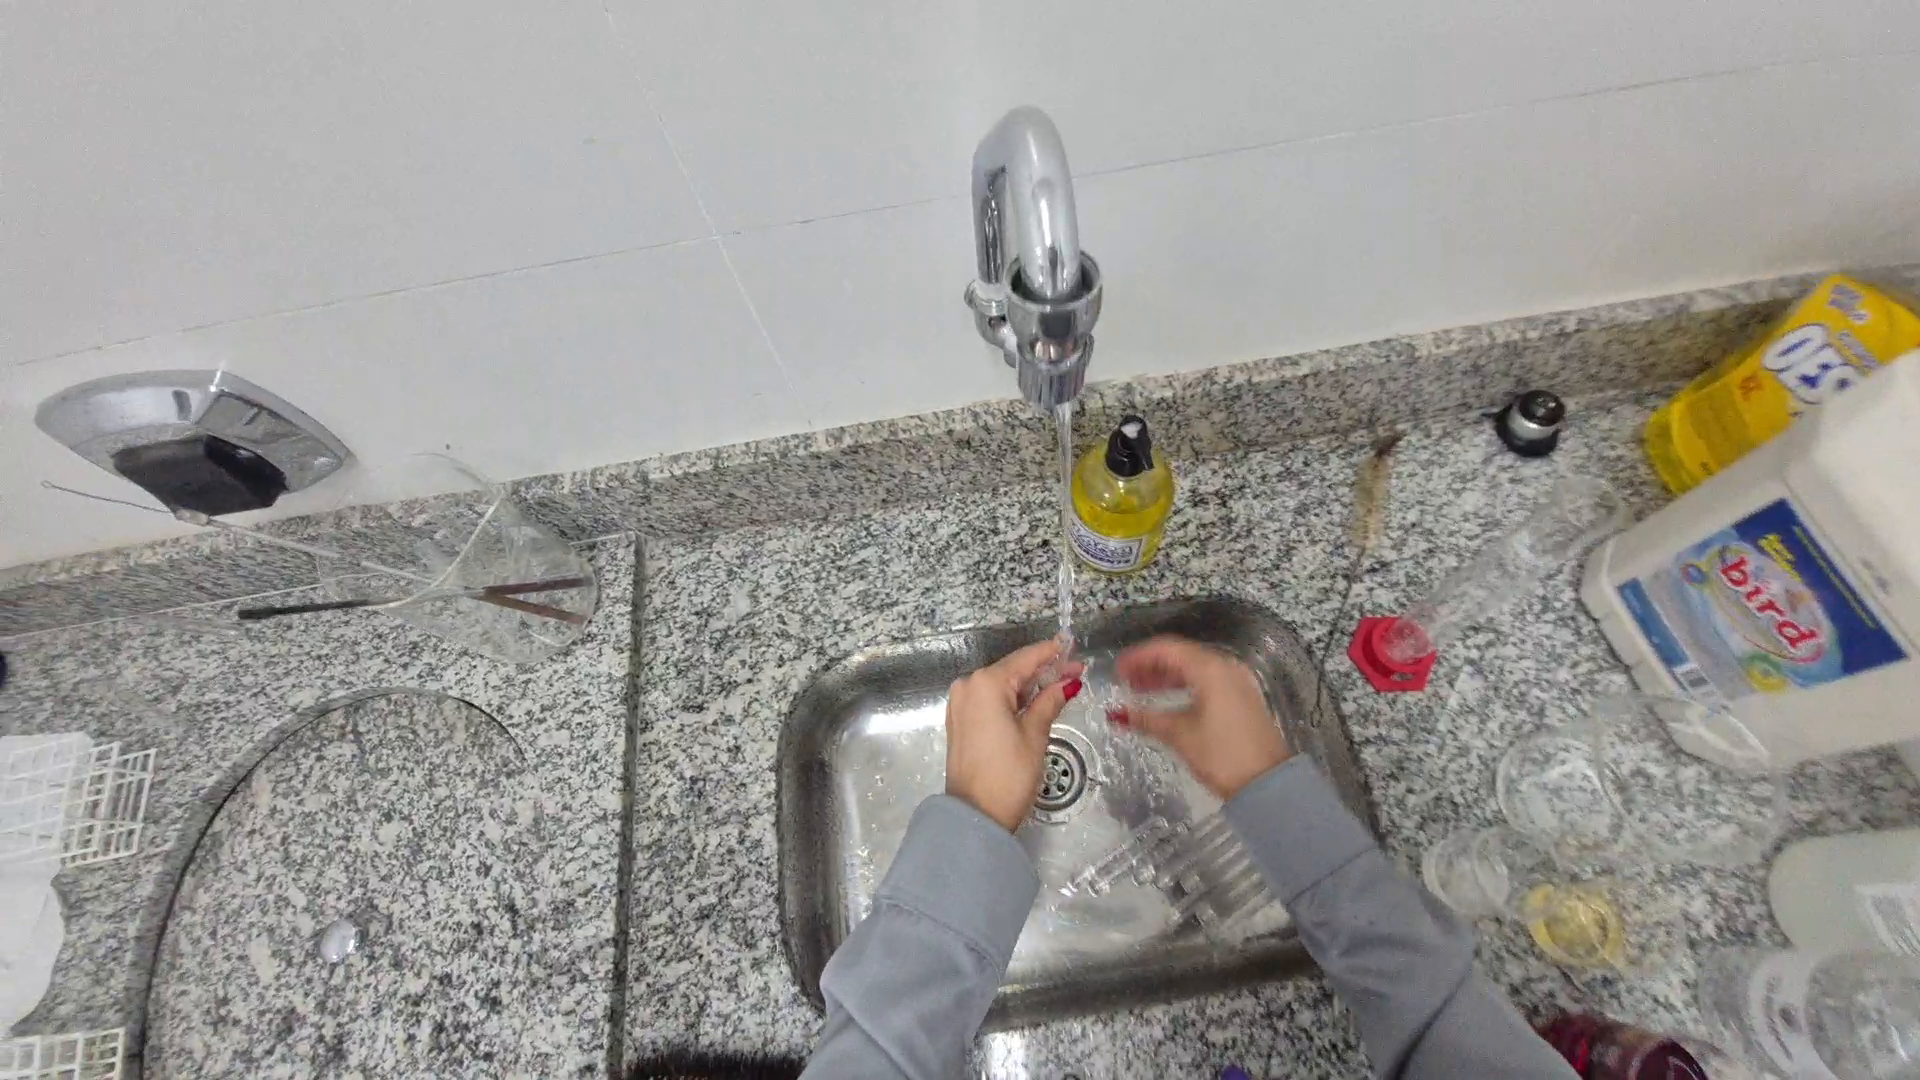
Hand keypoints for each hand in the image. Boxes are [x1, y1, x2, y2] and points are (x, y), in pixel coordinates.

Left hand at [945, 639, 1084, 831]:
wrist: (975, 816)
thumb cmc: (1008, 774)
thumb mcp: (1035, 735)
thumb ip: (1050, 701)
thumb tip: (1068, 682)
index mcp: (986, 683)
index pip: (1025, 659)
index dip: (1051, 653)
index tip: (1072, 647)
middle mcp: (968, 686)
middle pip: (1012, 670)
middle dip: (1044, 671)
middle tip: (1076, 672)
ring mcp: (961, 703)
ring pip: (1002, 685)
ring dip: (1030, 686)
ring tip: (1062, 685)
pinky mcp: (960, 720)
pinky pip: (990, 699)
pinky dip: (1013, 699)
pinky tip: (1036, 701)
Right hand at [1112, 636, 1291, 798]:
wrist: (1270, 784)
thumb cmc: (1222, 755)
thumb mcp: (1179, 735)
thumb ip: (1145, 719)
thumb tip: (1116, 714)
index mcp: (1209, 669)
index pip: (1166, 649)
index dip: (1138, 657)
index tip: (1117, 671)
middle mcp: (1225, 667)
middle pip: (1180, 655)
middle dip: (1150, 666)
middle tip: (1126, 681)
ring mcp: (1237, 681)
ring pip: (1194, 668)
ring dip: (1166, 677)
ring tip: (1141, 692)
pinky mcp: (1243, 697)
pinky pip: (1207, 680)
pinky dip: (1184, 685)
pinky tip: (1168, 701)